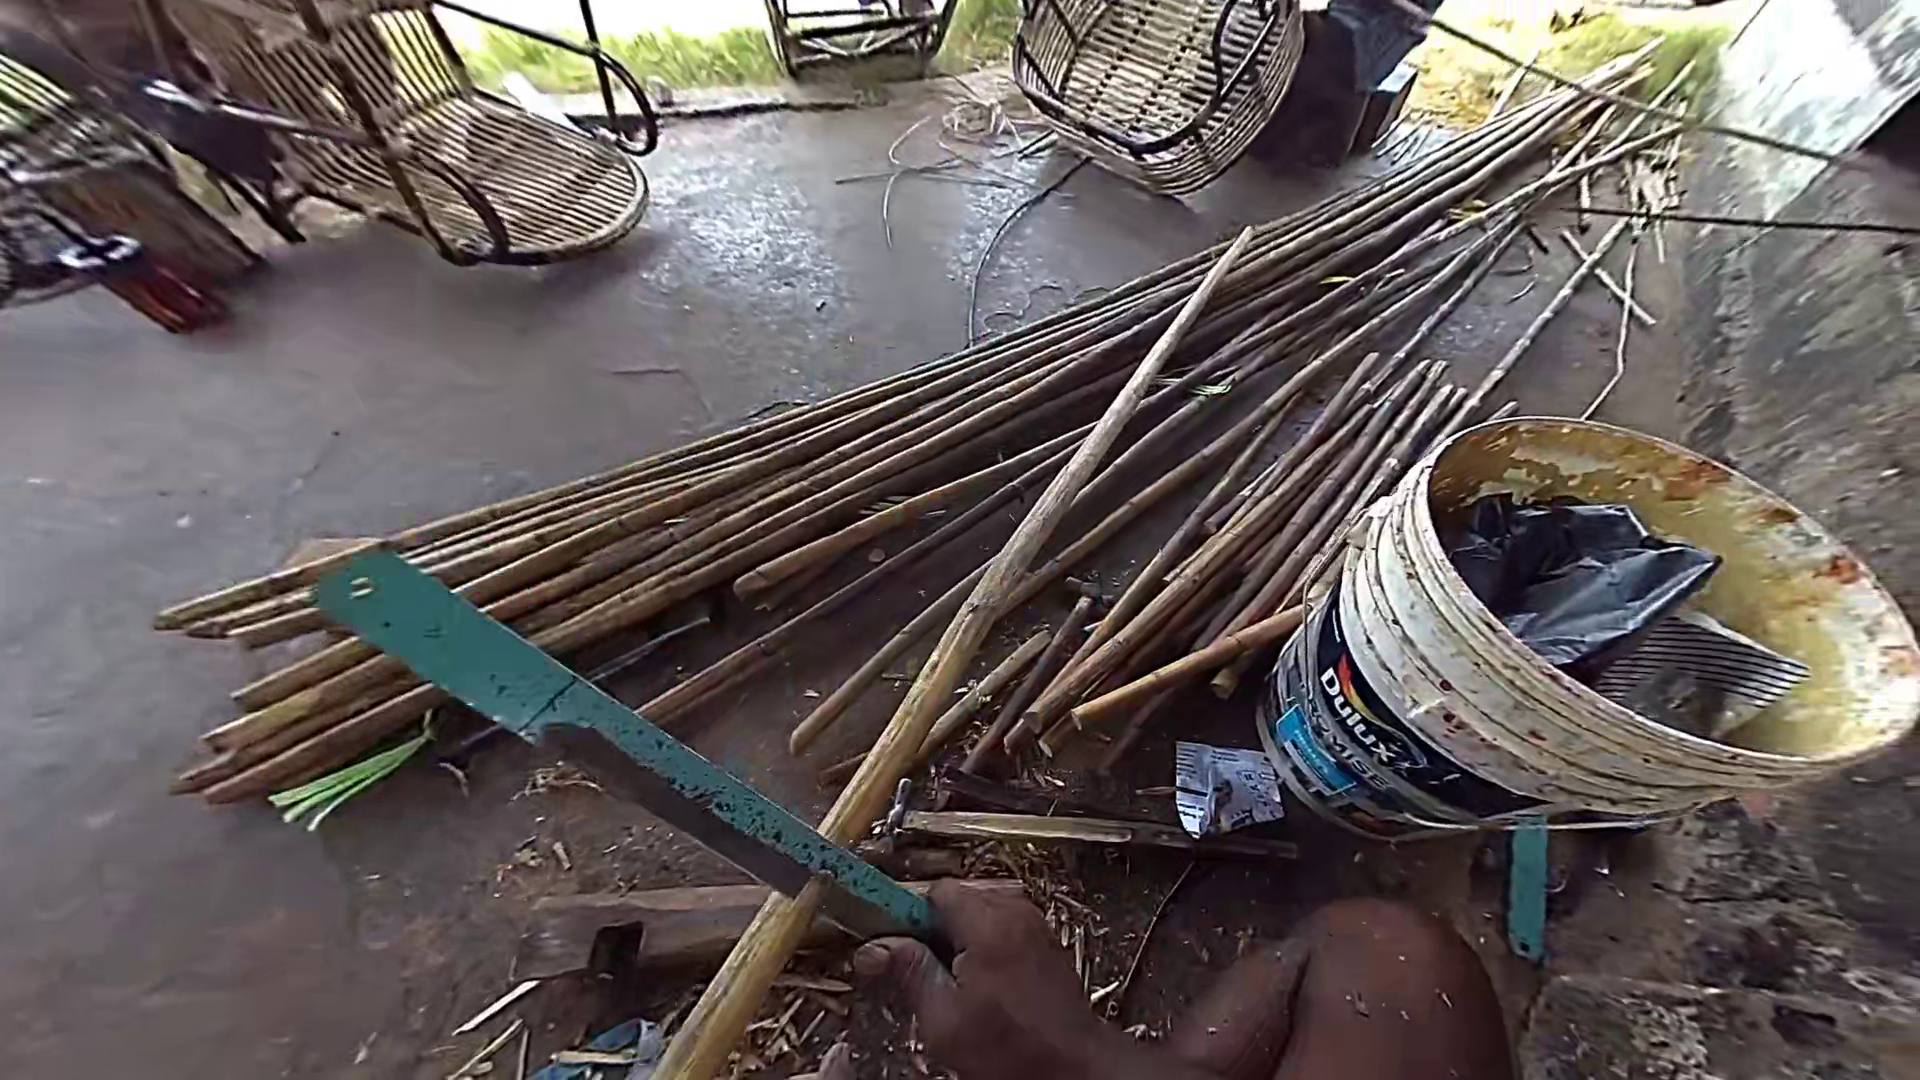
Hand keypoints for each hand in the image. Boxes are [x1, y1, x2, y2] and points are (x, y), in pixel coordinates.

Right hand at [853, 880, 1217, 1079]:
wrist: (1073, 1068)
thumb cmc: (1010, 1049)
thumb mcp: (944, 1020)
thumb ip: (911, 973)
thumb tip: (877, 948)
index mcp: (985, 920)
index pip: (935, 891)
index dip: (913, 915)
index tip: (899, 941)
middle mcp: (1011, 907)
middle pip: (958, 898)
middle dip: (938, 929)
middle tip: (929, 971)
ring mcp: (1031, 919)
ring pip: (980, 909)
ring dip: (963, 935)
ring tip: (959, 981)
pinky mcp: (1043, 934)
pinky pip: (1003, 921)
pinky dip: (987, 940)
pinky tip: (985, 980)